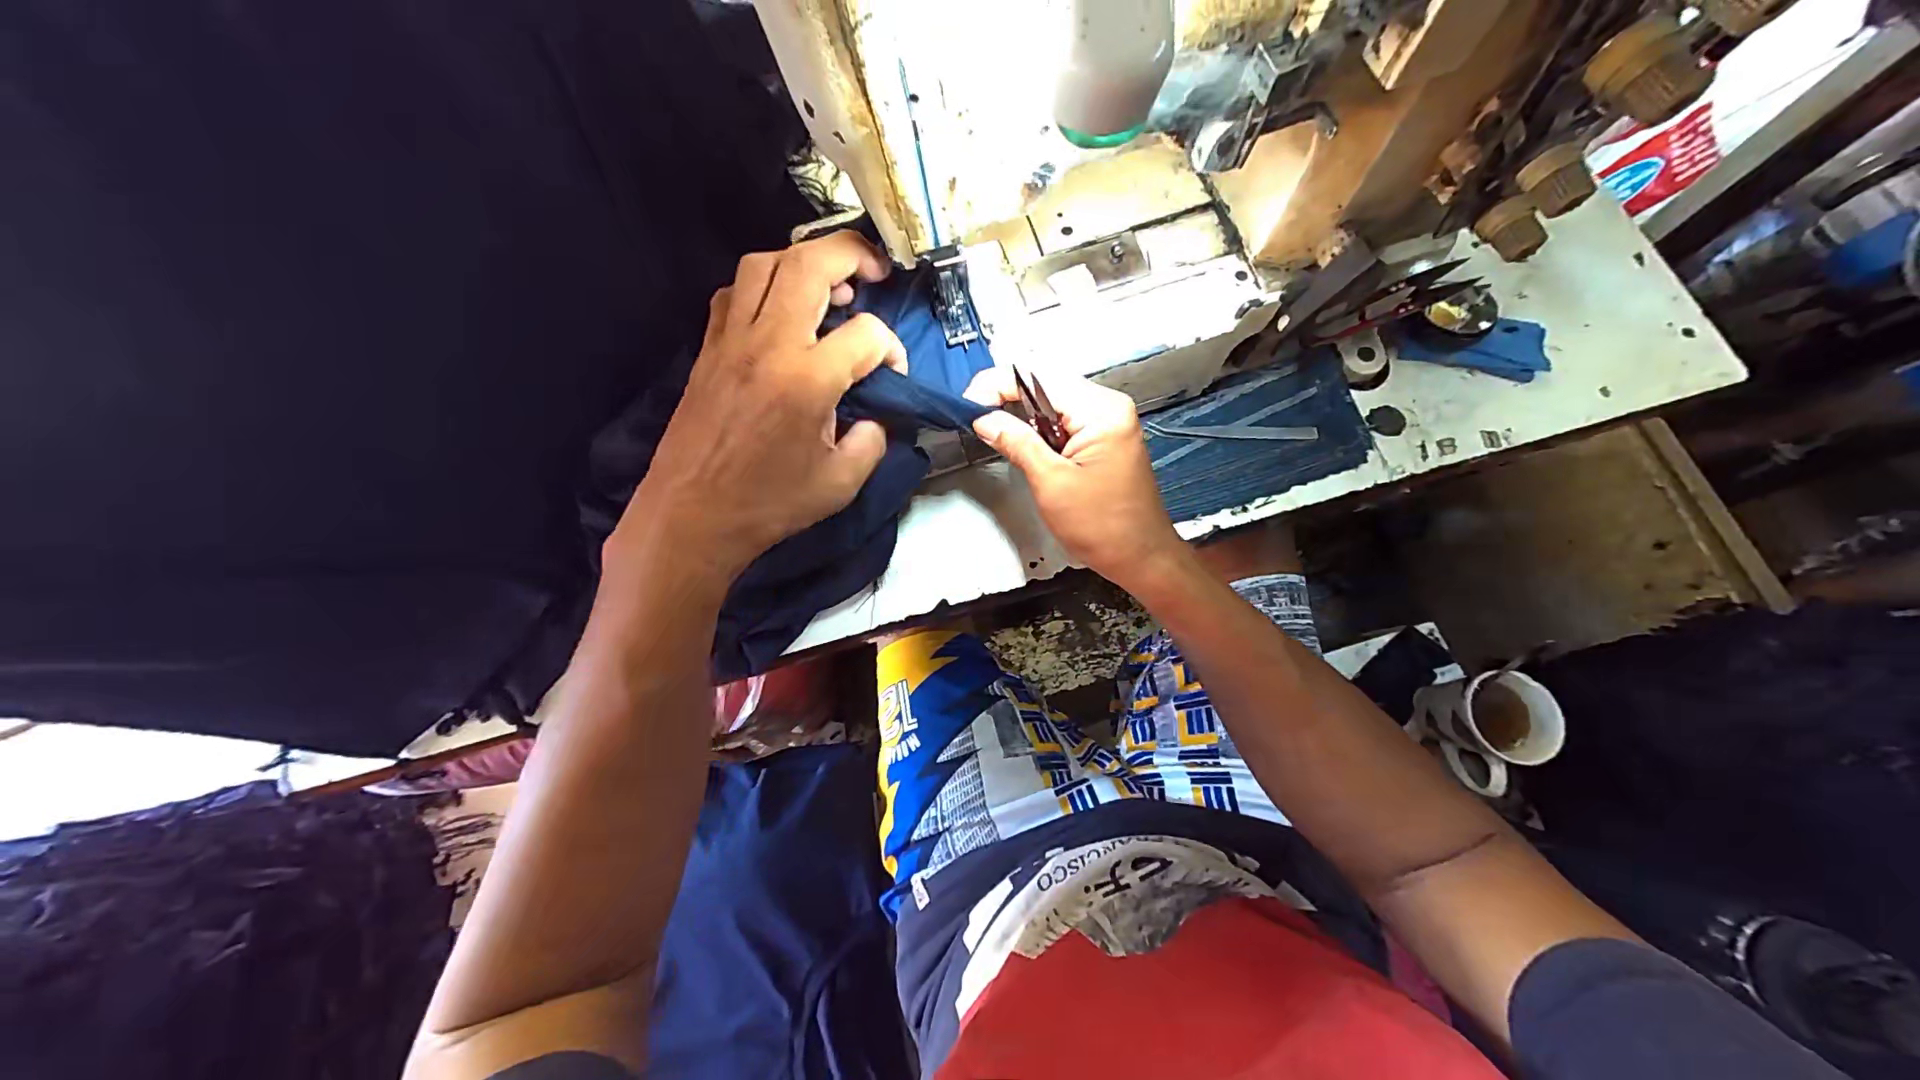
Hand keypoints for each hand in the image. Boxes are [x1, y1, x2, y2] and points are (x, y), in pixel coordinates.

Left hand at [617, 231, 907, 582]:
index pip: (866, 335)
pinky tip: (780, 310)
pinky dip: (763, 285)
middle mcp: (768, 344)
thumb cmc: (768, 505)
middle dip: (853, 253)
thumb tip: (879, 413)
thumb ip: (873, 439)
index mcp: (807, 380)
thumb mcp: (841, 483)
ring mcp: (731, 340)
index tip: (893, 373)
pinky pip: (734, 292)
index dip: (892, 349)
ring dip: (803, 261)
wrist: (692, 517)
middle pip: (811, 264)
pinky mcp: (708, 348)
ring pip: (764, 263)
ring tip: (829, 284)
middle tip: (877, 269)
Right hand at [964, 368, 1186, 591]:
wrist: (1141, 557)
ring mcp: (1107, 421)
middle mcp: (1108, 407)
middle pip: (1046, 382)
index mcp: (1101, 411)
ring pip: (1052, 400)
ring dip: (1021, 413)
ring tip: (995, 432)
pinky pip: (1063, 419)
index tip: (971, 405)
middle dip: (1006, 396)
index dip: (998, 385)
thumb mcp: (1051, 483)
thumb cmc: (1104, 527)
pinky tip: (1023, 442)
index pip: (1039, 376)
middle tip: (978, 419)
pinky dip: (1038, 427)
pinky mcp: (1103, 436)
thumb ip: (1017, 443)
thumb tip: (984, 419)